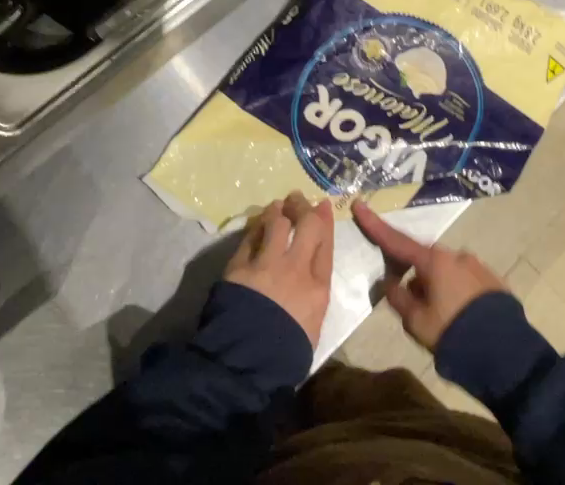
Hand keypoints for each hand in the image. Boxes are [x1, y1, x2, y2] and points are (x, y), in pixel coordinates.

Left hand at [223, 192, 333, 347]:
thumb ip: (312, 300)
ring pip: (276, 224)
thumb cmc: (282, 358)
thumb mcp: (311, 330)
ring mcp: (266, 265)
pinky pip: (250, 238)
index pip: (325, 244)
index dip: (324, 221)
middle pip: (305, 226)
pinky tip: (257, 222)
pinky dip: (256, 227)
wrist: (243, 365)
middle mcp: (295, 269)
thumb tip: (309, 287)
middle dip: (303, 208)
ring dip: (278, 211)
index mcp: (317, 288)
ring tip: (277, 205)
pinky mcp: (239, 267)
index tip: (323, 206)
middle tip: (298, 198)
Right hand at [353, 201, 506, 350]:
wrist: (503, 350)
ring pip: (446, 272)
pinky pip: (465, 281)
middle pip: (425, 260)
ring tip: (440, 319)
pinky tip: (459, 316)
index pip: (397, 241)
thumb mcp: (415, 321)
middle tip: (412, 303)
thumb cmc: (451, 332)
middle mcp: (457, 255)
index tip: (359, 205)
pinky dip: (456, 292)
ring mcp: (478, 266)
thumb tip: (391, 281)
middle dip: (414, 276)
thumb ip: (398, 298)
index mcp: (435, 261)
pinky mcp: (493, 280)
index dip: (375, 225)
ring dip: (437, 286)